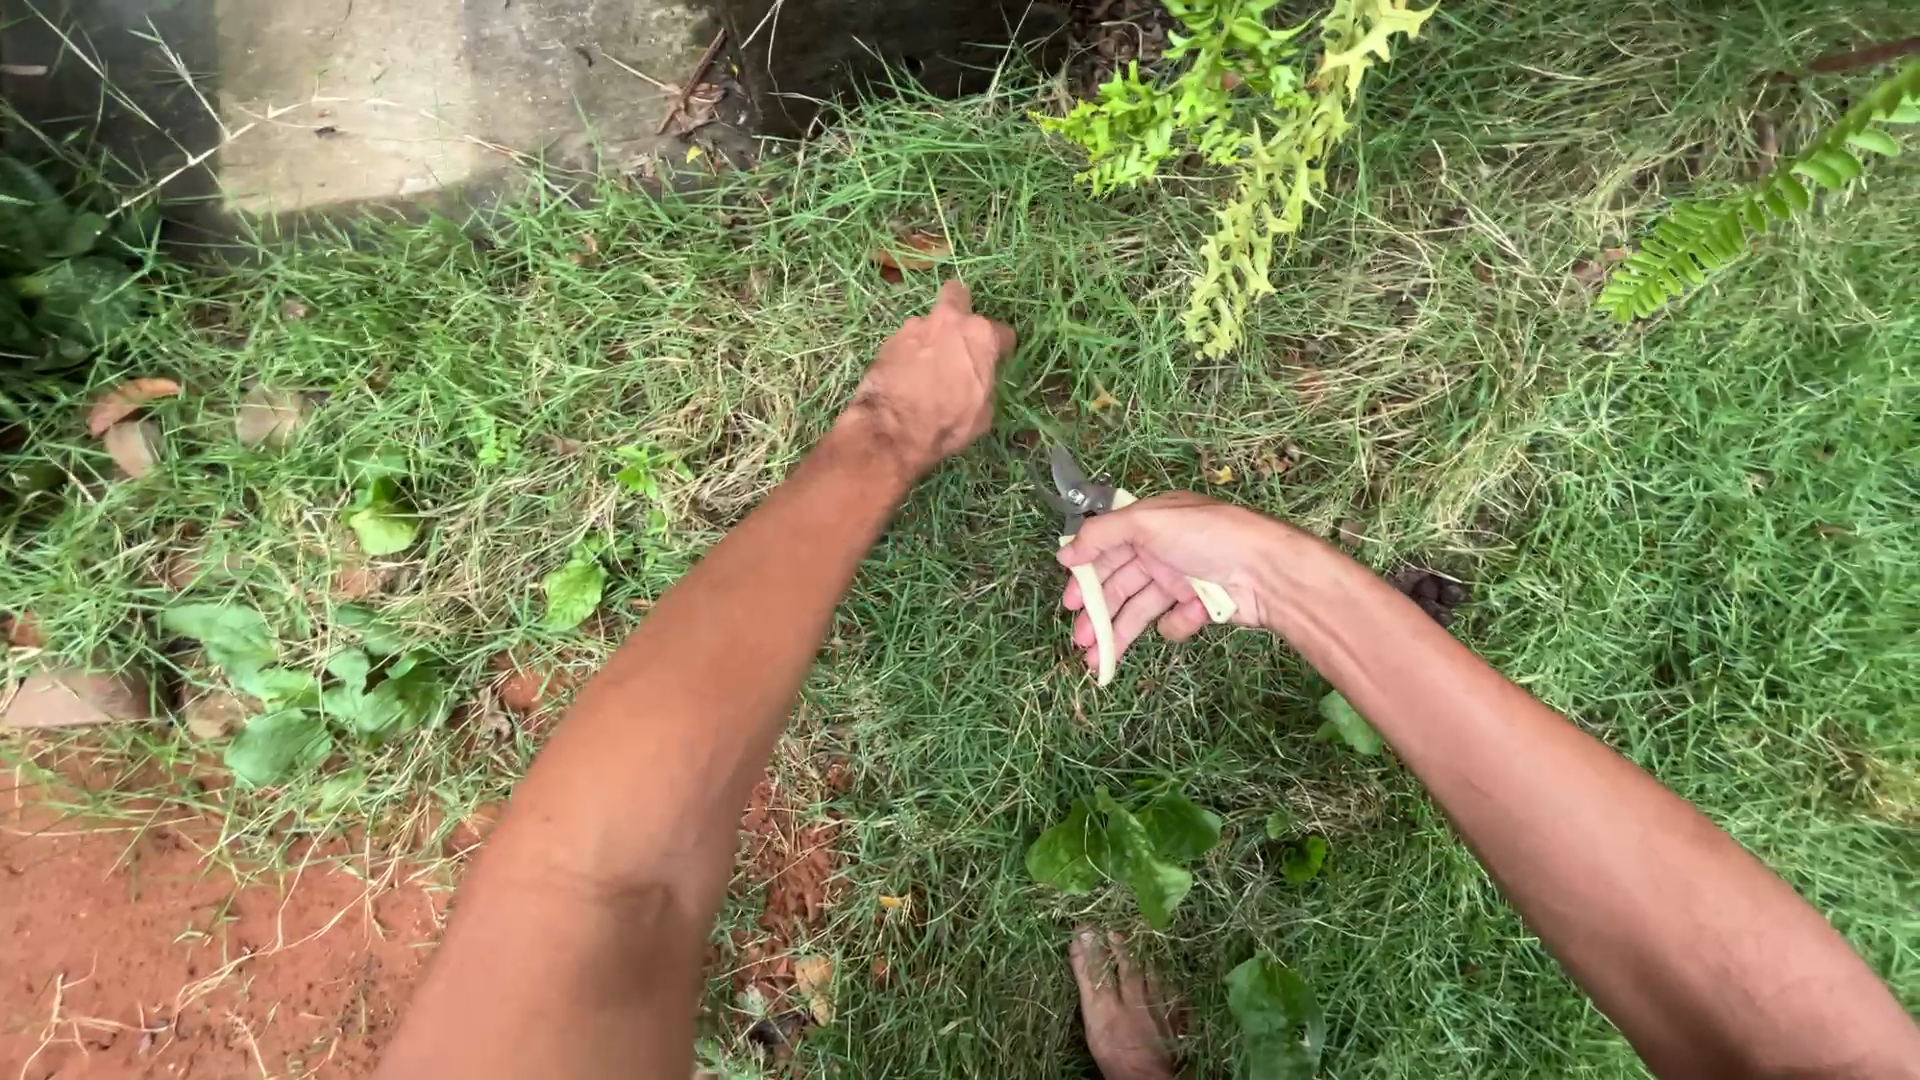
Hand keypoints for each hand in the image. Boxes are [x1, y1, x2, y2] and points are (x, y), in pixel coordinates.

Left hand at [847, 279, 1015, 472]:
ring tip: (926, 368)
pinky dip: (909, 354)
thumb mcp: (983, 413)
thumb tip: (978, 382)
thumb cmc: (950, 422)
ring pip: (928, 323)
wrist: (896, 428)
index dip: (1001, 349)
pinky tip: (907, 376)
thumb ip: (985, 386)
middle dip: (960, 308)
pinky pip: (906, 342)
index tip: (997, 361)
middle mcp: (949, 321)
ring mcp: (915, 327)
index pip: (1002, 333)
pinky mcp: (889, 340)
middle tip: (958, 335)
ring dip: (930, 338)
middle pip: (958, 296)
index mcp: (981, 335)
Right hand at [1056, 491, 1295, 670]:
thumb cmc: (1206, 537)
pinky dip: (1175, 624)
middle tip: (1080, 640)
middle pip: (1119, 585)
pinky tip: (1186, 620)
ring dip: (1118, 632)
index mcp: (1148, 523)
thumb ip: (1102, 535)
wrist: (1268, 571)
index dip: (1085, 576)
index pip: (1106, 550)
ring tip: (1098, 660)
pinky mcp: (1198, 606)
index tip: (1068, 603)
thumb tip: (1065, 555)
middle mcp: (1161, 550)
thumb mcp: (1147, 521)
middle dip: (1097, 613)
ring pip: (1139, 609)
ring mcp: (1180, 580)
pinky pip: (1173, 621)